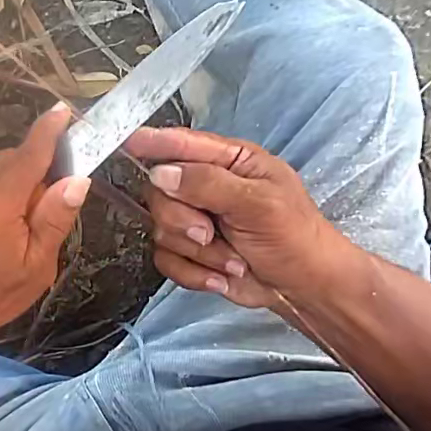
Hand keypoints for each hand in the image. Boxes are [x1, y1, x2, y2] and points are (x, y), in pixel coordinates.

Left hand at [0, 106, 89, 345]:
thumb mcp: (37, 267)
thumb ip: (54, 219)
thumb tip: (77, 180)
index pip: (28, 157)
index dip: (48, 132)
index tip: (63, 111)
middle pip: (12, 160)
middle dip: (37, 165)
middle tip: (55, 196)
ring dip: (18, 179)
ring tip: (27, 220)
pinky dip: (0, 189)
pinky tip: (4, 222)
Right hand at [124, 126, 348, 308]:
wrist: (301, 288)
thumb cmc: (293, 236)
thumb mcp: (259, 203)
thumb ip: (208, 184)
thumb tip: (161, 173)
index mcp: (229, 161)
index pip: (183, 144)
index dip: (154, 142)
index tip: (129, 143)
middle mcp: (205, 186)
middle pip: (160, 192)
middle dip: (183, 219)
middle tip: (209, 232)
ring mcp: (194, 220)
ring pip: (161, 229)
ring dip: (198, 252)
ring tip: (232, 259)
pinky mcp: (189, 253)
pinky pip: (166, 259)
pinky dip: (193, 273)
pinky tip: (220, 276)